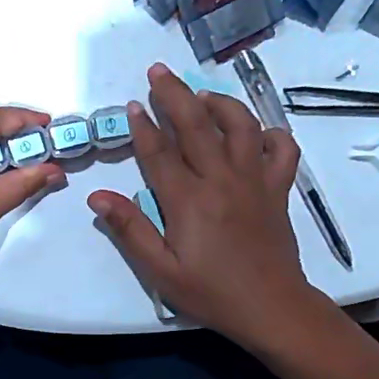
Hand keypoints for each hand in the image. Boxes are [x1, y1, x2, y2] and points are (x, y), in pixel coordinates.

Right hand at [87, 63, 326, 346]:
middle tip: (159, 71)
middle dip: (174, 94)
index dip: (143, 125)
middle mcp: (222, 180)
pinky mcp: (278, 190)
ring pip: (241, 126)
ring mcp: (255, 181)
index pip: (160, 152)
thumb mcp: (160, 270)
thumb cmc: (210, 292)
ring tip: (202, 95)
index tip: (133, 104)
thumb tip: (98, 197)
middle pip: (197, 125)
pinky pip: (281, 149)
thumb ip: (130, 230)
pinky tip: (254, 132)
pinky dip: (270, 133)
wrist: (270, 307)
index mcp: (188, 200)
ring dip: (219, 104)